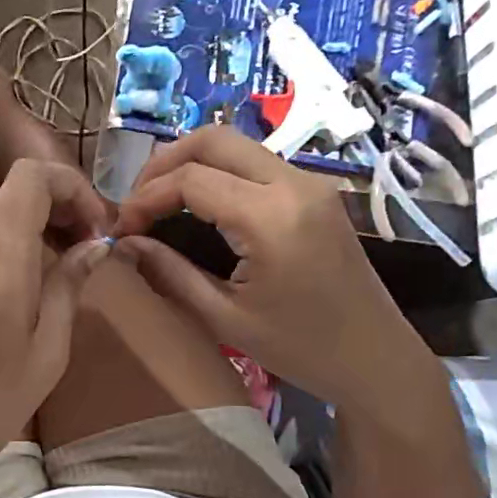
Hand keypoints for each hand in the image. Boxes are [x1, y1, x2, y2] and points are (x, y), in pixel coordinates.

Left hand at [0, 160, 110, 495]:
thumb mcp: (50, 347)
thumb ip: (70, 284)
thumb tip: (94, 247)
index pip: (33, 176)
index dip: (72, 187)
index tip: (95, 227)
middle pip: (12, 186)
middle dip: (55, 202)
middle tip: (82, 243)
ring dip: (24, 215)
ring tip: (48, 255)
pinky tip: (8, 268)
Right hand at [113, 127, 423, 405]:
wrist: (375, 357)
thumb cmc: (301, 349)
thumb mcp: (226, 319)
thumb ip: (171, 273)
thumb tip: (126, 245)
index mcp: (270, 217)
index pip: (190, 179)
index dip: (145, 198)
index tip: (121, 229)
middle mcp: (293, 183)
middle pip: (213, 139)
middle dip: (164, 163)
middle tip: (136, 202)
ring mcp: (310, 182)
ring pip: (236, 144)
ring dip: (192, 162)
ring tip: (159, 201)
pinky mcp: (317, 191)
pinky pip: (257, 163)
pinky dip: (220, 171)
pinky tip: (200, 202)